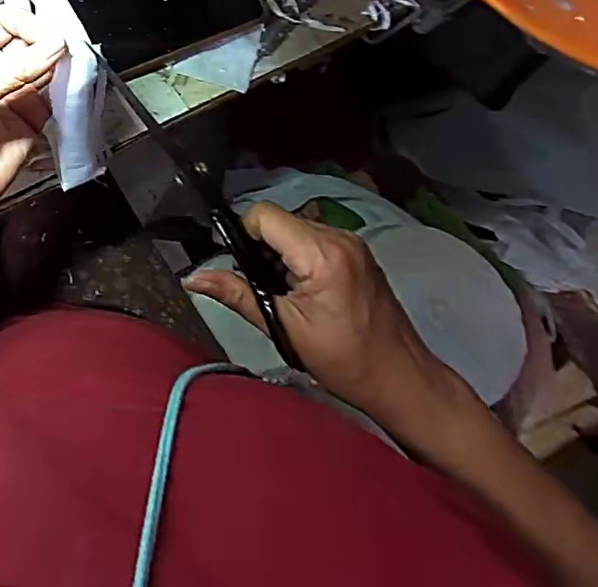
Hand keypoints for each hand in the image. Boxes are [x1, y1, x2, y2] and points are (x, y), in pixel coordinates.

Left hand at [0, 5, 65, 222]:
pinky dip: (68, 89)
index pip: (5, 22)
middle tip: (67, 44)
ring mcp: (14, 94)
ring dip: (62, 63)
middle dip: (49, 40)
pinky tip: (71, 85)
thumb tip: (51, 45)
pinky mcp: (32, 117)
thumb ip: (15, 69)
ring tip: (74, 63)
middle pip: (30, 41)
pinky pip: (56, 95)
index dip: (26, 22)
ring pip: (46, 66)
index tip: (46, 33)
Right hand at [185, 202, 460, 420]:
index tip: (242, 268)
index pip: (263, 215)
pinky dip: (296, 258)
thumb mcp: (284, 328)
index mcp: (324, 254)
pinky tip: (303, 291)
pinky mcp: (356, 252)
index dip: (242, 236)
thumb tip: (192, 278)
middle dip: (260, 249)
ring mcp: (352, 243)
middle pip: (276, 221)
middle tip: (267, 289)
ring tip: (287, 293)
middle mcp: (340, 238)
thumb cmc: (348, 362)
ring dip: (277, 254)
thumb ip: (235, 294)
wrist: (404, 383)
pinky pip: (309, 239)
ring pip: (291, 229)